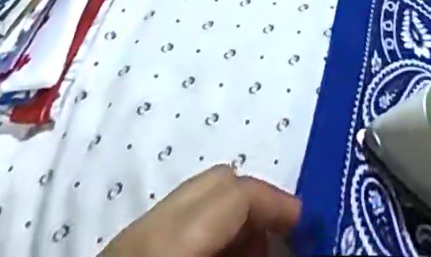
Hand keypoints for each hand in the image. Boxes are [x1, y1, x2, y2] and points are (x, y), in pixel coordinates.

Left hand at [101, 165, 299, 256]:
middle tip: (280, 248)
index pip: (237, 192)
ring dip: (231, 224)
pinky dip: (205, 240)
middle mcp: (144, 229)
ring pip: (195, 203)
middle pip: (217, 183)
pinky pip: (174, 229)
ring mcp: (124, 246)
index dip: (279, 205)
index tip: (306, 231)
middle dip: (255, 208)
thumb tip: (288, 248)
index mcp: (167, 241)